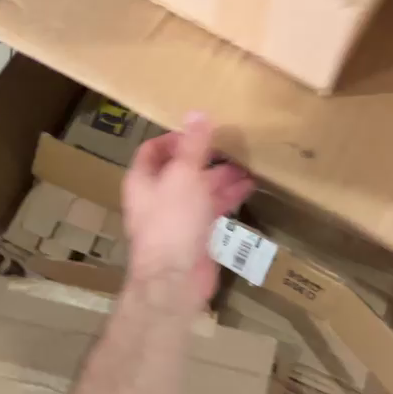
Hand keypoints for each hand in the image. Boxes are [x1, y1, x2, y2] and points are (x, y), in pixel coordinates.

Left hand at [121, 112, 256, 311]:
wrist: (176, 281)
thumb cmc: (173, 222)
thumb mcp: (184, 175)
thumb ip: (193, 144)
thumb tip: (197, 112)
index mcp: (144, 180)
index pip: (153, 149)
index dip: (174, 137)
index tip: (201, 129)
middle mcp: (157, 197)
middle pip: (181, 169)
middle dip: (207, 157)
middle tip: (233, 144)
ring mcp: (176, 218)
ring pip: (200, 189)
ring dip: (222, 176)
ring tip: (248, 164)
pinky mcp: (195, 236)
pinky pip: (212, 209)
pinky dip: (228, 197)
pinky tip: (249, 188)